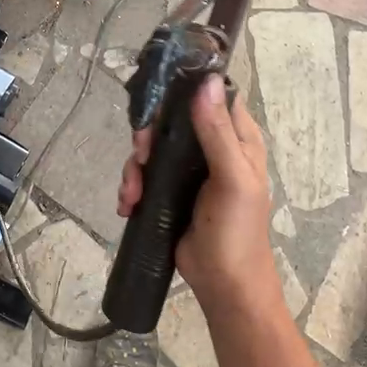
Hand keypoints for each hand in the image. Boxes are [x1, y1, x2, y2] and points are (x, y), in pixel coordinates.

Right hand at [117, 75, 276, 308]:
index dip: (185, 88)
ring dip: (135, 168)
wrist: (224, 286)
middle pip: (171, 119)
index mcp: (237, 137)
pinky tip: (129, 204)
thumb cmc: (237, 231)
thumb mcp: (232, 178)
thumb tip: (206, 80)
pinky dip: (132, 186)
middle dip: (149, 135)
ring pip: (153, 147)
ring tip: (133, 194)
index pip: (211, 94)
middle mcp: (212, 146)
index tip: (157, 94)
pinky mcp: (168, 191)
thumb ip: (217, 131)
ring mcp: (188, 170)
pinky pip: (143, 175)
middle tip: (140, 154)